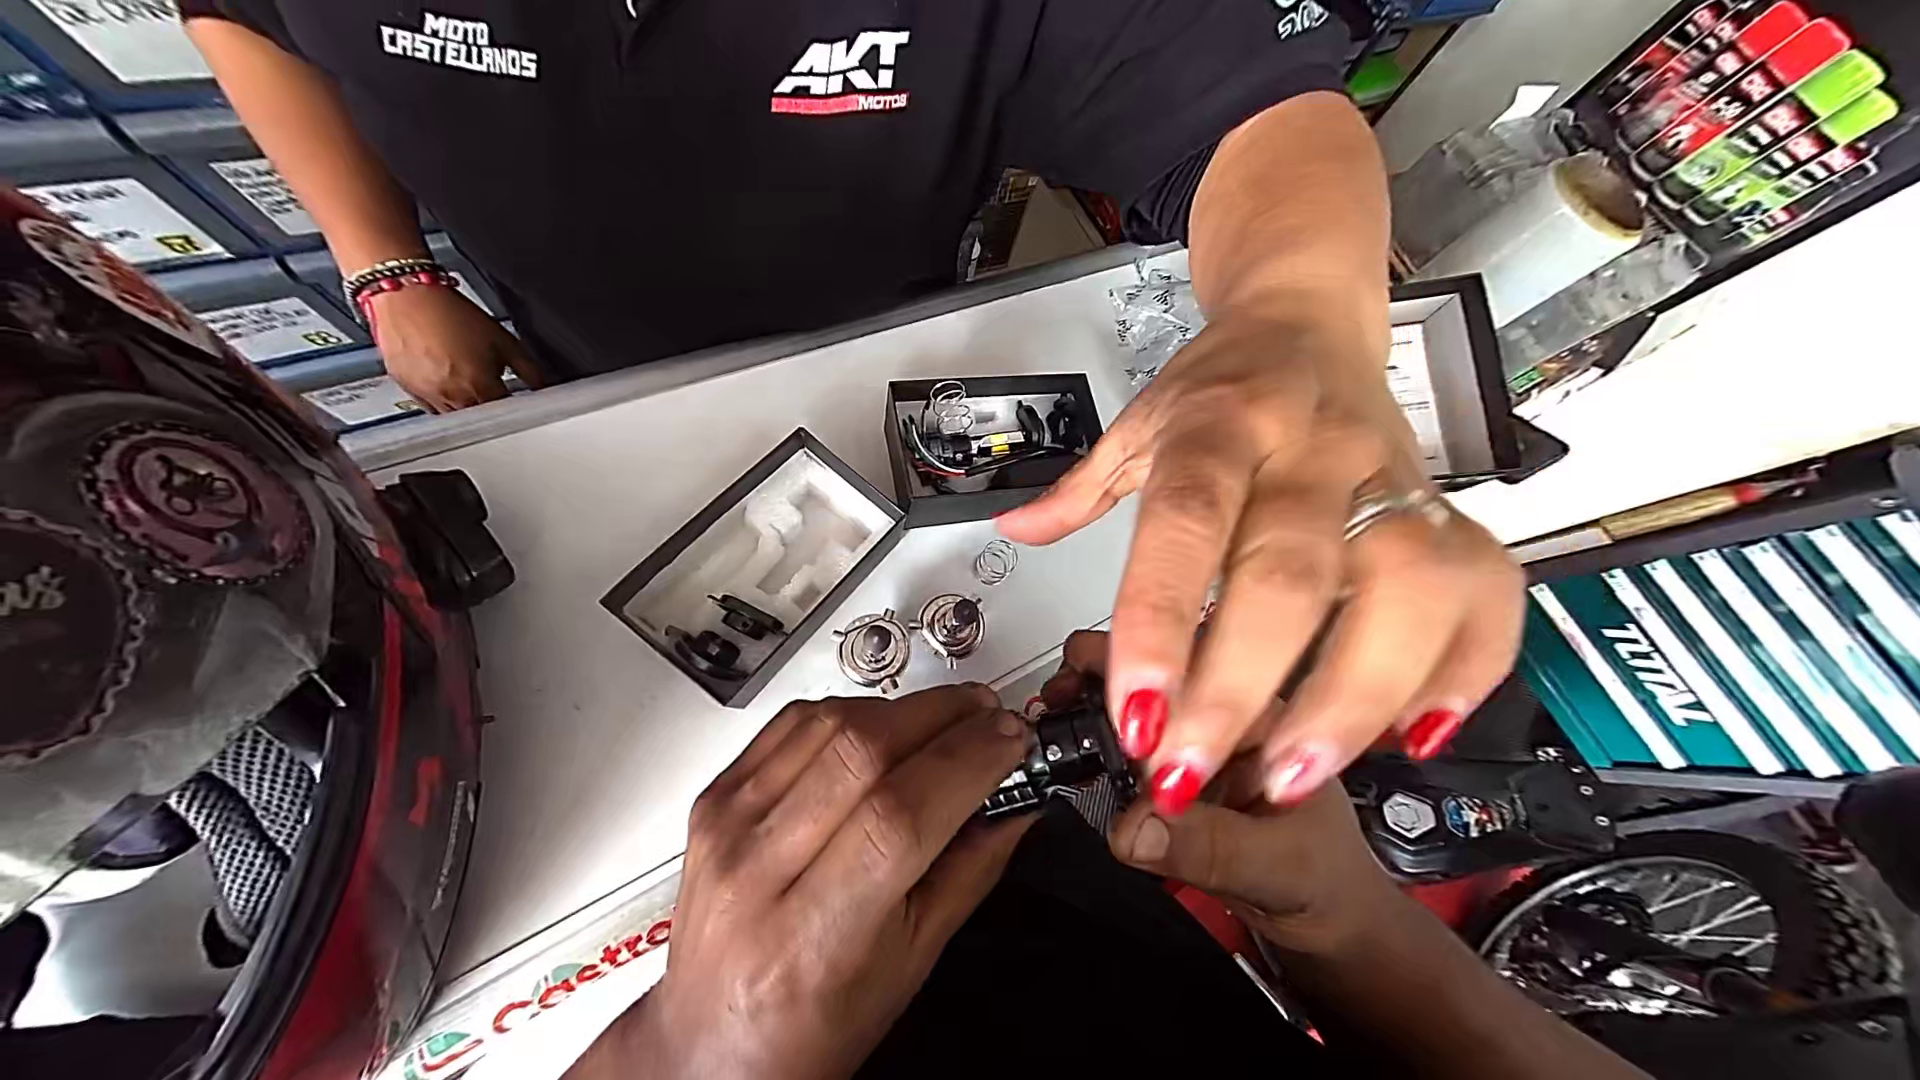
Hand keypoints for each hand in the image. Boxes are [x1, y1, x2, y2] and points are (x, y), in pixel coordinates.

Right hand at [365, 283, 539, 412]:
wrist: (409, 295)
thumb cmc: (454, 315)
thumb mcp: (505, 341)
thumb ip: (529, 369)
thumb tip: (541, 387)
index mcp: (479, 386)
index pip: (504, 414)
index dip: (513, 408)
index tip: (515, 401)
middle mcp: (451, 395)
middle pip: (479, 416)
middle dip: (489, 407)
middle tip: (491, 388)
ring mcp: (427, 393)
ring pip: (454, 415)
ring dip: (466, 405)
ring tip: (467, 380)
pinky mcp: (406, 387)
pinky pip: (430, 406)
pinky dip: (442, 400)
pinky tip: (446, 381)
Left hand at [601, 686, 1034, 1079]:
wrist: (714, 1036)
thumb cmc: (809, 1021)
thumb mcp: (911, 961)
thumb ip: (971, 868)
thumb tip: (1017, 797)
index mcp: (812, 939)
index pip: (900, 817)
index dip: (968, 761)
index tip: (1010, 739)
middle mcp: (757, 872)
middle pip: (864, 751)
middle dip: (945, 716)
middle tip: (987, 715)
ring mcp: (729, 824)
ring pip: (832, 722)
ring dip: (906, 706)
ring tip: (944, 718)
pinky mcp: (717, 793)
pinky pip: (795, 719)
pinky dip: (855, 708)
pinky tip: (882, 722)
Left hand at [999, 316, 1521, 814]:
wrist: (1308, 327)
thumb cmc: (1219, 384)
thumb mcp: (1137, 424)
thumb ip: (1077, 488)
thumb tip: (1014, 530)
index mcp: (1220, 424)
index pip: (1188, 522)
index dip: (1161, 619)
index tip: (1136, 713)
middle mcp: (1312, 453)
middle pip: (1287, 576)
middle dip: (1238, 689)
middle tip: (1189, 770)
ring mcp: (1394, 482)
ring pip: (1402, 594)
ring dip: (1350, 701)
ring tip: (1286, 779)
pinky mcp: (1452, 511)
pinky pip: (1485, 597)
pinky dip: (1459, 675)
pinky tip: (1406, 735)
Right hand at [1041, 630, 1396, 953]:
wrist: (1329, 918)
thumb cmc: (1331, 883)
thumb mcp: (1281, 869)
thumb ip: (1209, 846)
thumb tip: (1130, 825)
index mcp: (1266, 712)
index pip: (1194, 666)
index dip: (1133, 672)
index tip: (1085, 700)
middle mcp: (1226, 709)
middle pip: (1152, 662)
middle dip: (1096, 667)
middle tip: (1058, 697)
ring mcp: (1195, 734)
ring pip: (1131, 691)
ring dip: (1088, 696)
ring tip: (1057, 716)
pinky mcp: (1171, 764)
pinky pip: (1123, 736)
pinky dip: (1090, 733)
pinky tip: (1075, 747)